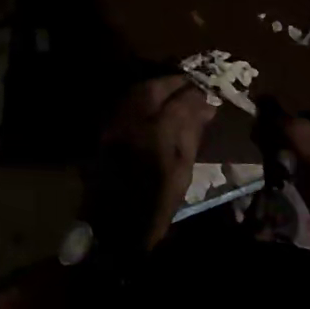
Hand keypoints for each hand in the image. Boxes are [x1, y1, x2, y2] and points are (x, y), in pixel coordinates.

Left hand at [89, 78, 216, 251]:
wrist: (116, 225)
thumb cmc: (157, 203)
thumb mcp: (182, 171)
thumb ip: (192, 133)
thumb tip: (206, 107)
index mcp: (155, 136)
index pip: (178, 102)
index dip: (194, 93)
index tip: (206, 91)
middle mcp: (130, 123)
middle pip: (153, 89)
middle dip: (173, 83)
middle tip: (190, 85)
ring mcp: (113, 124)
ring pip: (135, 92)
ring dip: (156, 87)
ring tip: (174, 91)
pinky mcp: (103, 129)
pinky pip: (124, 103)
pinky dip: (141, 98)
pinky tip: (153, 103)